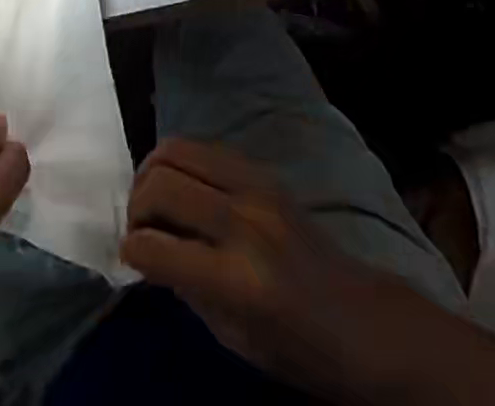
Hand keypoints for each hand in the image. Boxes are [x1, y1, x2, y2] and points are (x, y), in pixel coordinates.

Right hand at [122, 139, 494, 405]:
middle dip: (135, 205)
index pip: (154, 246)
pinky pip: (206, 147)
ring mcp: (257, 188)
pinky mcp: (265, 172)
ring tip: (155, 200)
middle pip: (161, 184)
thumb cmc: (299, 347)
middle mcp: (244, 222)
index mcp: (237, 278)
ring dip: (153, 172)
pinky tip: (184, 185)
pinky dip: (182, 161)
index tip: (129, 257)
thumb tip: (146, 252)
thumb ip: (184, 287)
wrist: (365, 321)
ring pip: (177, 149)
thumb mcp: (233, 337)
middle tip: (139, 226)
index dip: (131, 251)